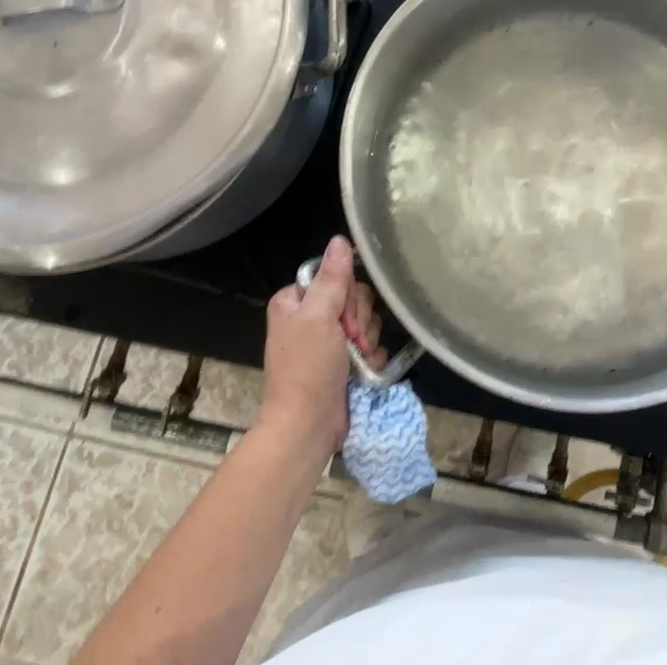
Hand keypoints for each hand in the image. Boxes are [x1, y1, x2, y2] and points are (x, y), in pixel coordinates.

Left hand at [258, 236, 385, 453]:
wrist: (308, 425)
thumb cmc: (308, 369)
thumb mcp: (319, 318)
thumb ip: (332, 279)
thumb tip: (340, 240)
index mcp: (295, 302)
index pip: (333, 276)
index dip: (346, 293)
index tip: (344, 316)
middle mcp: (310, 317)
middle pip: (353, 297)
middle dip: (359, 320)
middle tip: (351, 340)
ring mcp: (328, 341)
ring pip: (365, 321)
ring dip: (367, 340)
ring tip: (358, 359)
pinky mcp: (344, 362)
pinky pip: (370, 346)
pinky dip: (371, 357)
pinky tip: (366, 369)